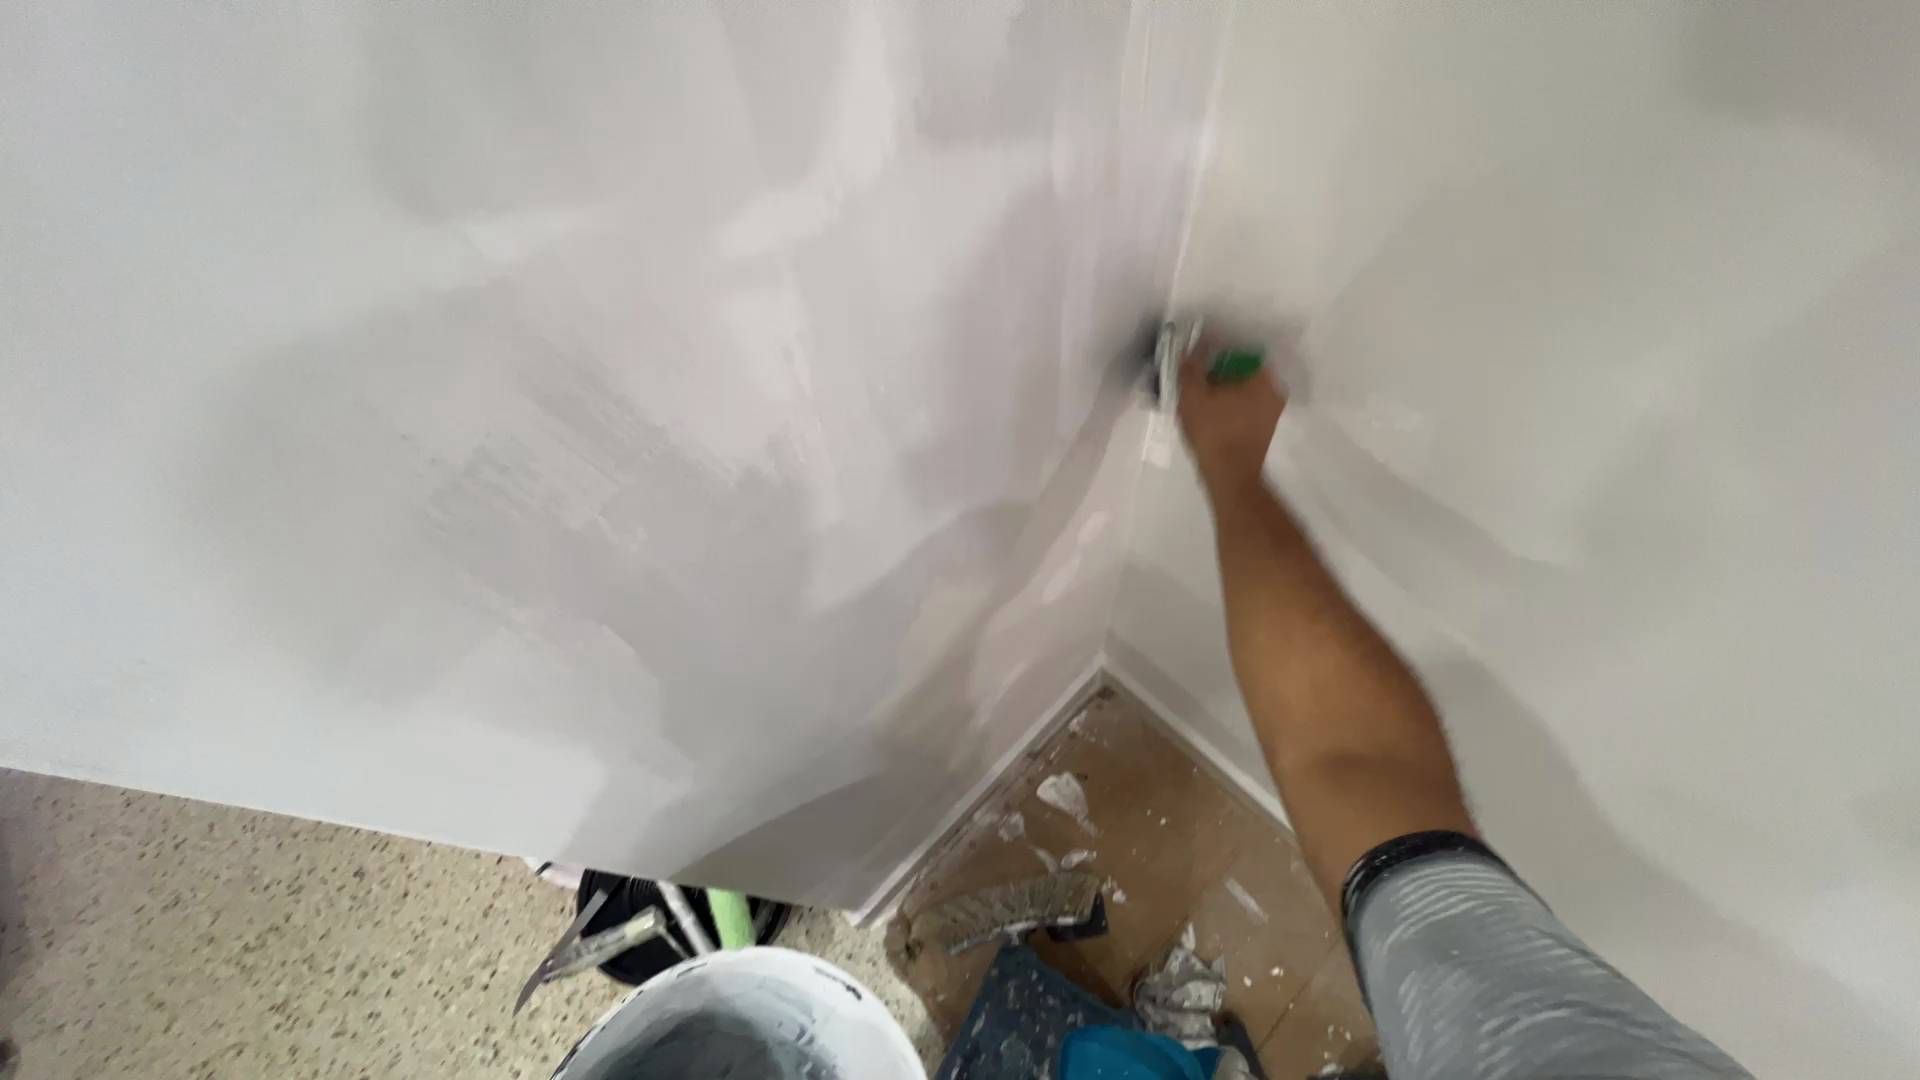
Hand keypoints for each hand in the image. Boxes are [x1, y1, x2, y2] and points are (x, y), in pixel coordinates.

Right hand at [1176, 334, 1286, 498]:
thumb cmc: (1214, 432)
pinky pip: (1244, 407)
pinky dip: (1228, 405)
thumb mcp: (1193, 397)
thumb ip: (1189, 370)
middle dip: (1218, 371)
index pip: (1239, 349)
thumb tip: (1185, 352)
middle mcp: (1275, 390)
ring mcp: (1272, 411)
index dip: (1215, 349)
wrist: (1230, 476)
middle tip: (1195, 376)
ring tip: (1199, 395)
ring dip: (1223, 389)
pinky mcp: (1264, 429)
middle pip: (1242, 370)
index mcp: (1263, 376)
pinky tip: (1209, 412)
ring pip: (1243, 390)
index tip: (1196, 355)